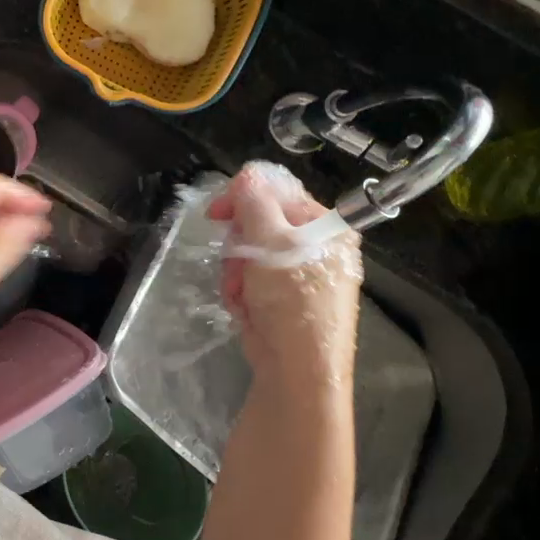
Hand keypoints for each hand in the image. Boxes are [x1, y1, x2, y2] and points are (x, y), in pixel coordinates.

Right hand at [208, 163, 361, 387]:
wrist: (298, 366)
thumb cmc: (293, 300)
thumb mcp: (271, 244)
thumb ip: (255, 204)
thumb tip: (246, 173)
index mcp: (325, 227)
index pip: (277, 193)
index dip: (242, 199)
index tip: (215, 213)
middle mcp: (315, 247)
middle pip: (258, 224)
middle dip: (238, 246)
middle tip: (237, 264)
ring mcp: (298, 274)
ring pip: (248, 254)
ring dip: (236, 272)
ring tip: (241, 292)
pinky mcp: (280, 297)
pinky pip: (249, 280)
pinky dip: (240, 291)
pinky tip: (244, 306)